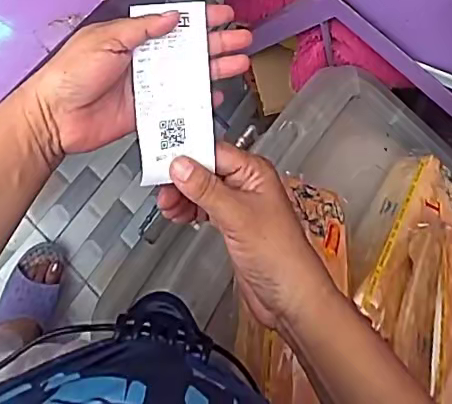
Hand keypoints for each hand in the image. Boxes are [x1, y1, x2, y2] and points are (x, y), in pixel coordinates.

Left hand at [24, 5, 252, 158]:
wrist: (52, 117)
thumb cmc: (69, 74)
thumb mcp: (104, 40)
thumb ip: (140, 30)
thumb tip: (171, 16)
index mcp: (133, 36)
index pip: (174, 23)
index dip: (201, 18)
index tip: (223, 14)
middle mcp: (145, 59)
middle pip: (190, 48)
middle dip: (218, 42)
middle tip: (242, 37)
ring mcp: (148, 85)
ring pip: (190, 74)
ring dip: (215, 68)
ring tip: (240, 63)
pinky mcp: (147, 112)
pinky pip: (179, 105)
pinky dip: (199, 100)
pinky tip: (216, 95)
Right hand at [162, 143, 336, 329]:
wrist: (291, 300)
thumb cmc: (282, 256)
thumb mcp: (237, 216)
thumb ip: (206, 189)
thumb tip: (181, 165)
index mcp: (254, 171)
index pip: (214, 151)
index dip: (189, 154)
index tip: (164, 159)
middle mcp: (247, 184)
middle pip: (206, 169)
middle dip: (182, 177)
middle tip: (161, 185)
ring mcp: (239, 205)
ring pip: (203, 189)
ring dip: (183, 195)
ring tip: (167, 203)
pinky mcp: (233, 225)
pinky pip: (206, 207)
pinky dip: (190, 209)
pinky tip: (180, 214)